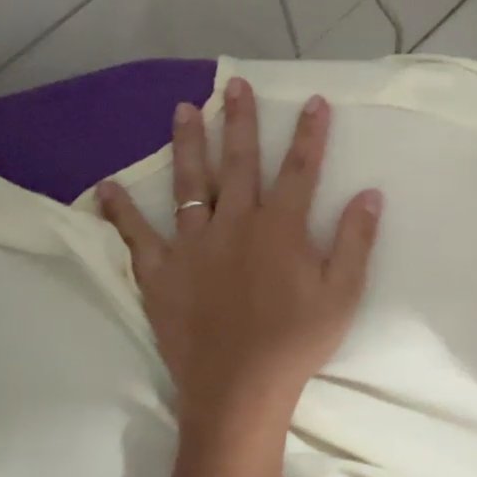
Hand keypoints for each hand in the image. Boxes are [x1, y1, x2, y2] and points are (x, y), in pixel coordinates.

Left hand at [98, 78, 382, 433]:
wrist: (239, 392)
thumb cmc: (297, 342)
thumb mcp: (342, 294)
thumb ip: (355, 240)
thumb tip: (370, 193)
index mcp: (281, 228)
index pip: (299, 169)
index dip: (309, 134)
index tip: (313, 100)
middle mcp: (235, 224)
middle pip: (239, 162)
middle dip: (240, 121)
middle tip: (234, 85)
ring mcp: (193, 247)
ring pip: (189, 184)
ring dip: (188, 144)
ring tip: (184, 109)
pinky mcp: (162, 274)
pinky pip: (137, 237)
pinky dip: (121, 212)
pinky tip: (106, 187)